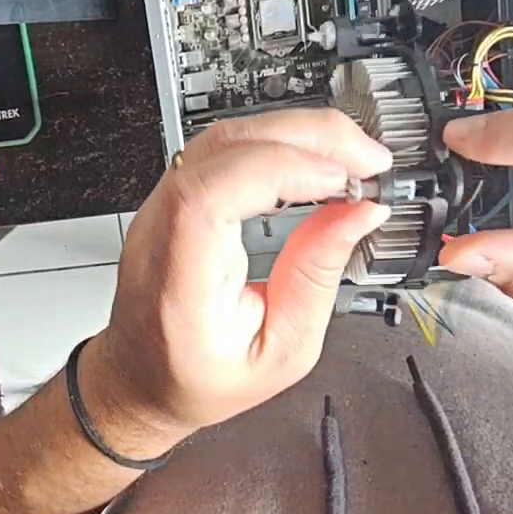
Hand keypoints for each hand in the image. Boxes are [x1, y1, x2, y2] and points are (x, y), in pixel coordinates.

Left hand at [85, 109, 392, 446]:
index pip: (209, 196)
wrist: (145, 379)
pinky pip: (221, 150)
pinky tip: (313, 160)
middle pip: (221, 148)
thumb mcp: (280, 353)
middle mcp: (159, 237)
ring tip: (351, 157)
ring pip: (222, 137)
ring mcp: (158, 212)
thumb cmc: (199, 379)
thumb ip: (317, 278)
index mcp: (180, 289)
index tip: (341, 181)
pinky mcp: (171, 201)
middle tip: (367, 159)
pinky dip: (275, 144)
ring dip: (295, 134)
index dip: (278, 170)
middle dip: (306, 138)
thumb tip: (359, 213)